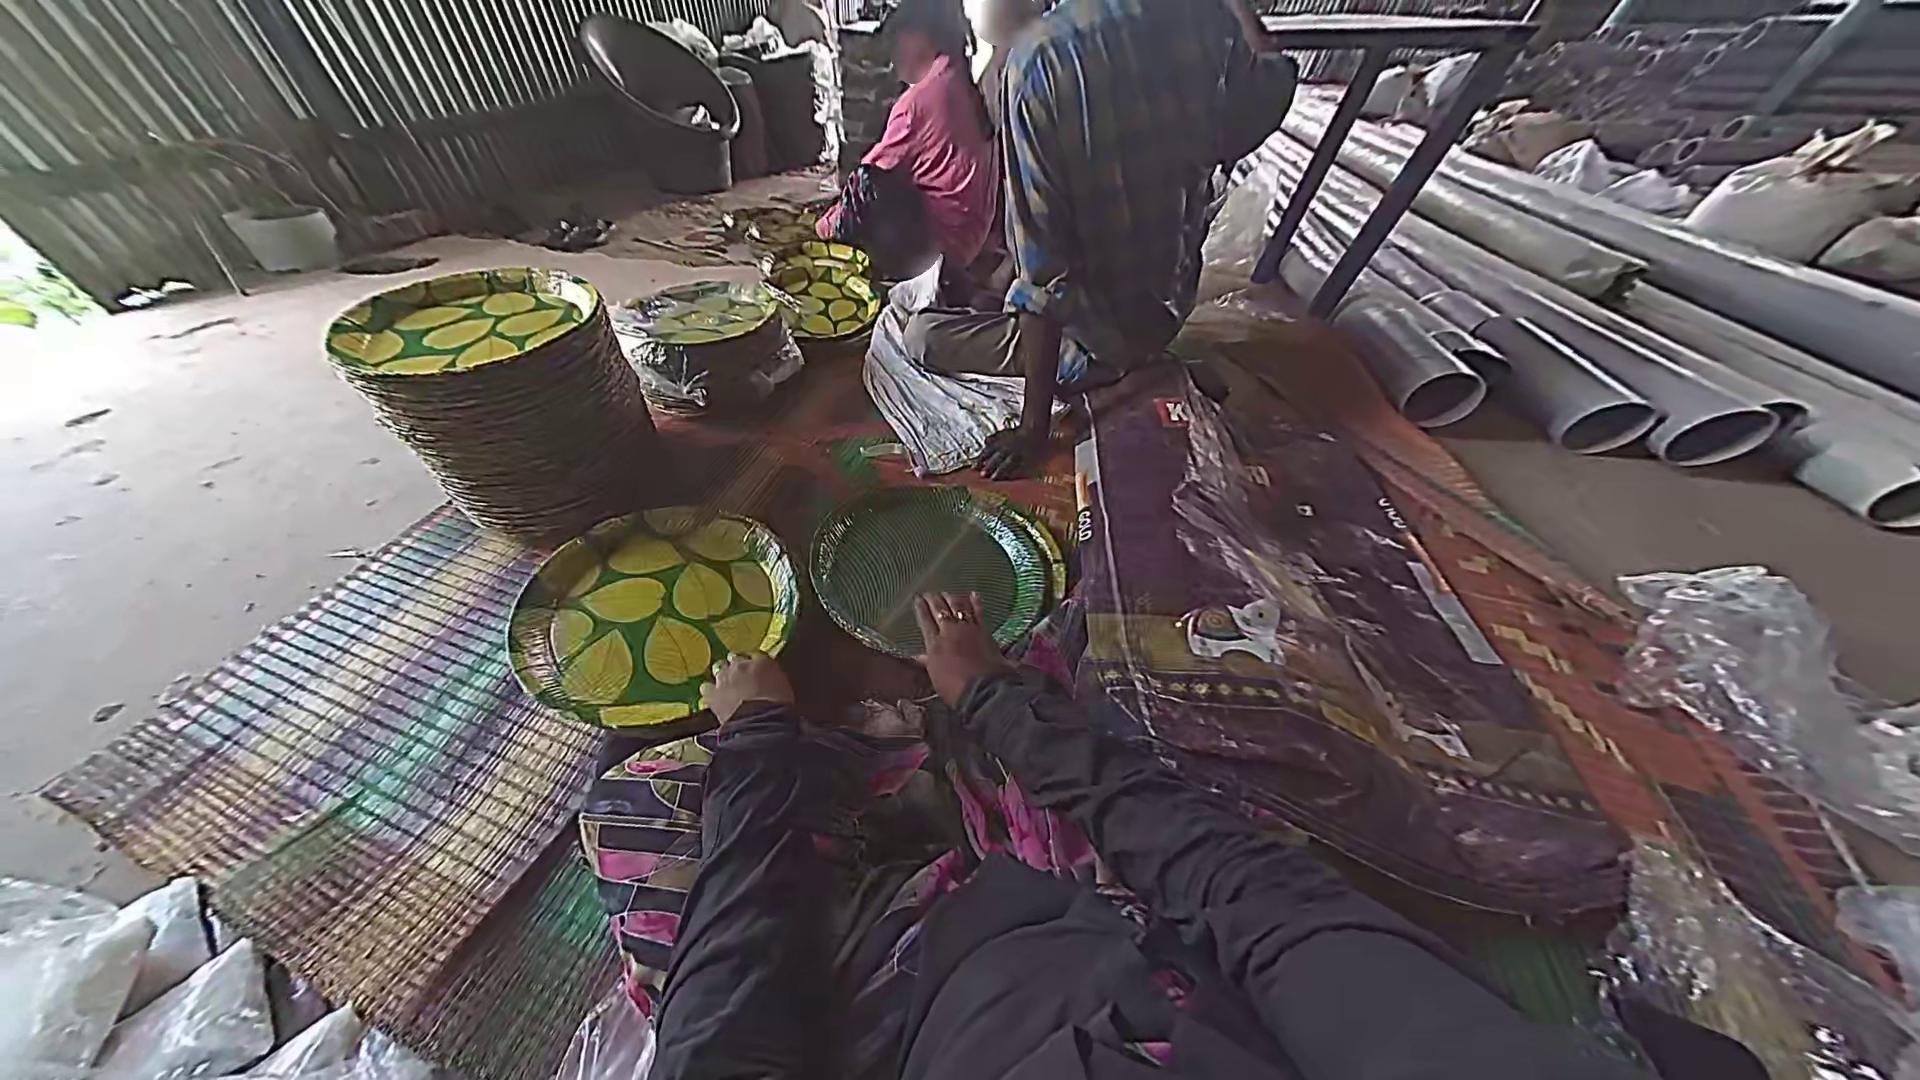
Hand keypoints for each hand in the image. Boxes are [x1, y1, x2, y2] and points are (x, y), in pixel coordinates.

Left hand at [700, 652, 794, 724]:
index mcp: (763, 661)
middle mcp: (741, 665)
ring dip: (722, 674)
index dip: (755, 663)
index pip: (756, 655)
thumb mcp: (783, 686)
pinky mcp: (712, 693)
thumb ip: (773, 677)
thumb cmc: (777, 706)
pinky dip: (709, 690)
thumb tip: (769, 679)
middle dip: (737, 666)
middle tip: (741, 676)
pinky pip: (706, 687)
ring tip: (726, 684)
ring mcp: (724, 677)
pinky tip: (712, 695)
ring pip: (719, 668)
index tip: (756, 669)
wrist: (760, 723)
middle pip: (735, 658)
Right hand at [912, 592, 1012, 705]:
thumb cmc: (955, 688)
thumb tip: (918, 656)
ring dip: (951, 597)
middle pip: (940, 610)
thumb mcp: (936, 676)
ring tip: (947, 593)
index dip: (921, 607)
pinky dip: (975, 601)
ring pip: (957, 606)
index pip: (925, 620)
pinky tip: (973, 594)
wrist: (984, 689)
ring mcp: (967, 628)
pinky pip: (978, 611)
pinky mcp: (984, 630)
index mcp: (934, 644)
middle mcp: (949, 631)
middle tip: (930, 593)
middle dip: (933, 599)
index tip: (918, 598)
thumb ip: (928, 662)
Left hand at [977, 426, 1044, 479]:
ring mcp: (1016, 455)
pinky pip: (1018, 467)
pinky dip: (1013, 473)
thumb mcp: (1003, 433)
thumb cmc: (1018, 433)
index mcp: (1000, 443)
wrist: (1033, 431)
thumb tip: (986, 441)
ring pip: (1006, 464)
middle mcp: (1007, 449)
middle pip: (996, 459)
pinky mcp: (1024, 459)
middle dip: (988, 467)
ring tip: (993, 478)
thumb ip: (994, 438)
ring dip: (999, 471)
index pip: (987, 452)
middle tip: (982, 474)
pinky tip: (1009, 478)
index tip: (973, 467)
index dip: (980, 460)